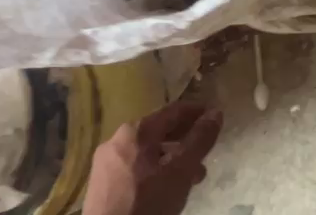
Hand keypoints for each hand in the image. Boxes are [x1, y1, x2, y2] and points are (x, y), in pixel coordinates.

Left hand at [84, 100, 223, 214]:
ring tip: (190, 177)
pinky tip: (164, 189)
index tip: (215, 119)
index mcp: (136, 130)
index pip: (174, 111)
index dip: (198, 112)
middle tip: (205, 154)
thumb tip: (215, 113)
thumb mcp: (181, 171)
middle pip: (159, 131)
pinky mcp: (100, 186)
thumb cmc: (147, 204)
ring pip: (147, 153)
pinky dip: (153, 172)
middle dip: (186, 141)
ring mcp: (105, 164)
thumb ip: (200, 139)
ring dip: (172, 160)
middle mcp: (116, 140)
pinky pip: (134, 168)